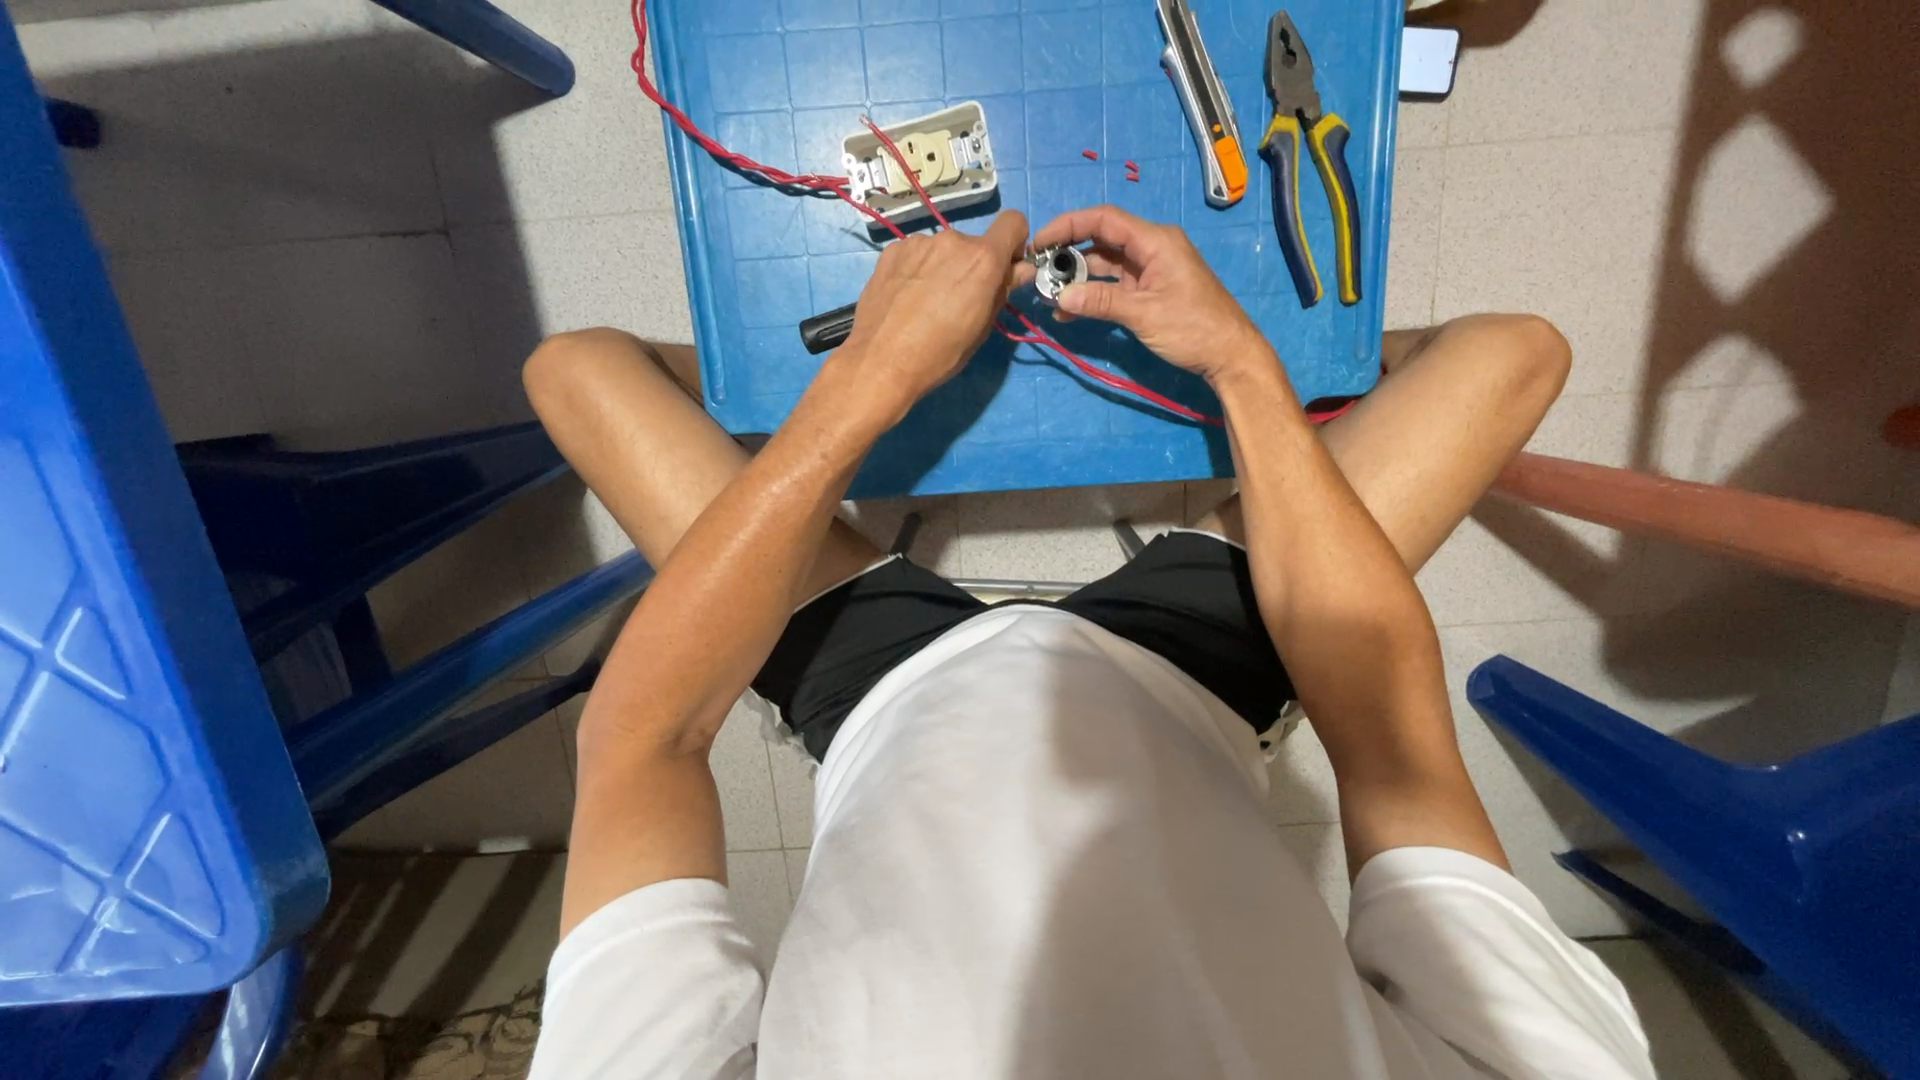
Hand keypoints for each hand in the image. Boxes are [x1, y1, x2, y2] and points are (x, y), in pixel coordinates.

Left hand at [831, 210, 1029, 420]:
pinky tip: (906, 296)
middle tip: (958, 301)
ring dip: (942, 267)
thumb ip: (1003, 291)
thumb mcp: (982, 328)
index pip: (1014, 222)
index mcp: (983, 259)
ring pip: (942, 250)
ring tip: (926, 301)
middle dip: (972, 266)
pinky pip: (916, 254)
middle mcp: (952, 240)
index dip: (1014, 243)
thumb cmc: (940, 354)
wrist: (881, 361)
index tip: (1005, 268)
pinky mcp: (892, 251)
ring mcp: (919, 243)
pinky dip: (917, 269)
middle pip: (974, 244)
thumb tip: (1022, 270)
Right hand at [1018, 204, 1271, 383]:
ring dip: (1077, 278)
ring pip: (1104, 265)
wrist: (1228, 354)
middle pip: (1101, 240)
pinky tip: (1069, 311)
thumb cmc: (1193, 328)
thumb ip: (1101, 302)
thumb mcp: (1144, 314)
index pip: (1104, 220)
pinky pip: (1113, 285)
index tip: (1039, 242)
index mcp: (1155, 241)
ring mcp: (1149, 270)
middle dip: (1068, 253)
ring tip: (1049, 295)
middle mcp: (1151, 248)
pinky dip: (1092, 295)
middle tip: (1038, 271)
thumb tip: (1060, 297)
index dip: (1068, 226)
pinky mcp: (1148, 290)